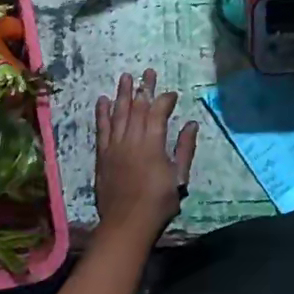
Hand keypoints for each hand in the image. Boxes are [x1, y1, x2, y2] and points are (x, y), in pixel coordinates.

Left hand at [93, 69, 197, 239]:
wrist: (127, 222)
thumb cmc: (158, 202)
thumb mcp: (179, 177)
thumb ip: (185, 149)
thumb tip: (191, 124)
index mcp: (153, 144)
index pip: (158, 113)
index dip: (164, 100)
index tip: (171, 94)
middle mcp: (132, 139)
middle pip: (137, 107)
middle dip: (143, 89)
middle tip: (147, 72)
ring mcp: (115, 145)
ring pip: (119, 113)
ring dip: (122, 94)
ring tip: (125, 77)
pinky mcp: (103, 154)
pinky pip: (102, 128)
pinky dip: (102, 113)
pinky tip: (103, 100)